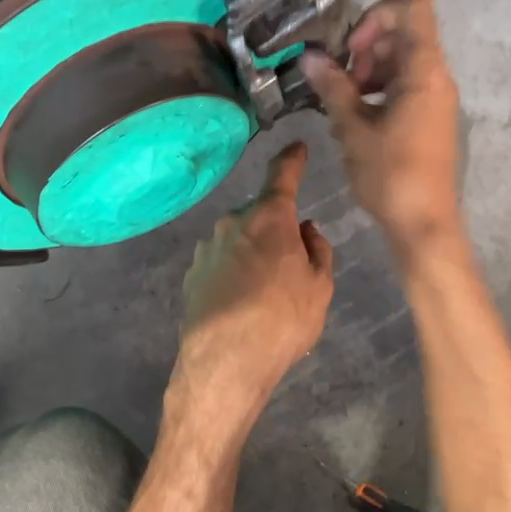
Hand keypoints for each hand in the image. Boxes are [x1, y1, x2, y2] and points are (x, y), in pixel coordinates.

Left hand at [172, 142, 334, 424]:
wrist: (224, 362)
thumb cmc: (282, 320)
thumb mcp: (319, 287)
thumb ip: (318, 251)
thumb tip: (305, 230)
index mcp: (269, 217)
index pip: (282, 175)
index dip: (293, 160)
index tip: (297, 149)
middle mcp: (231, 224)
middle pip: (258, 216)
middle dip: (274, 230)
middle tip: (291, 265)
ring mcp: (206, 251)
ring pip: (237, 243)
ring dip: (251, 256)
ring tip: (264, 297)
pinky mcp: (191, 278)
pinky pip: (220, 267)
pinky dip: (232, 277)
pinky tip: (240, 307)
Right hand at [302, 0, 465, 261]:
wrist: (424, 223)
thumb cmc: (390, 176)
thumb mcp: (354, 131)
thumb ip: (333, 89)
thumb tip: (309, 58)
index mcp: (424, 70)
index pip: (413, 6)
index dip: (376, 16)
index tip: (352, 51)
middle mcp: (438, 76)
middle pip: (404, 35)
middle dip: (367, 50)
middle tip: (341, 85)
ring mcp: (437, 99)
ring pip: (402, 64)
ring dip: (369, 75)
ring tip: (344, 109)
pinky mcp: (432, 120)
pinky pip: (406, 89)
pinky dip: (380, 95)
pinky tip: (356, 126)